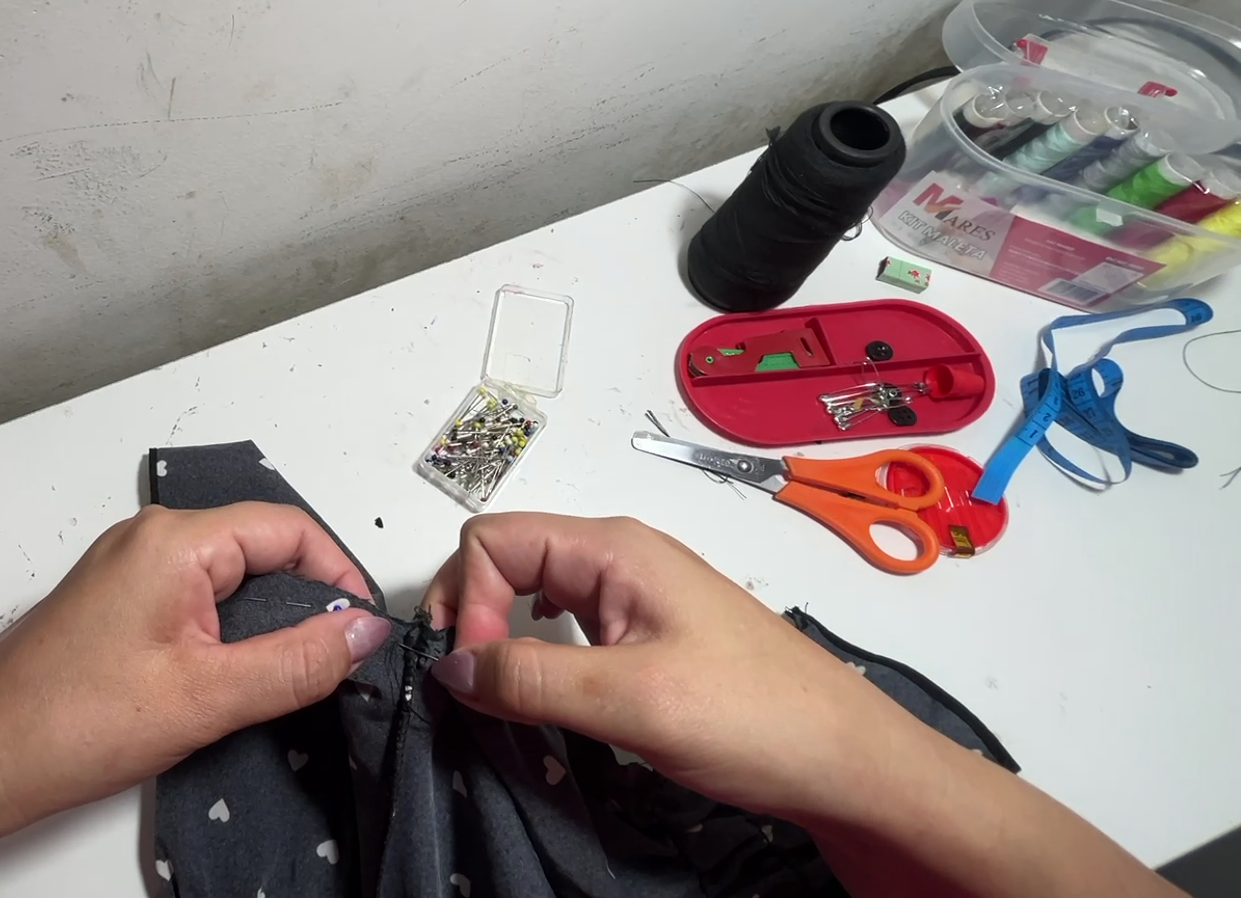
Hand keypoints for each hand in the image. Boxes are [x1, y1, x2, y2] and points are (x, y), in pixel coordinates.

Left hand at [0, 502, 391, 842]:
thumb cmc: (73, 722)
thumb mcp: (205, 696)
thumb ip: (297, 662)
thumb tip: (365, 632)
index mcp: (175, 538)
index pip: (286, 528)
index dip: (335, 573)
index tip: (360, 628)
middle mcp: (152, 535)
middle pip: (259, 546)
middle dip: (304, 597)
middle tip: (330, 659)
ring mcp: (132, 563)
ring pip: (230, 572)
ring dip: (267, 616)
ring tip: (286, 670)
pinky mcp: (121, 594)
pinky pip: (197, 591)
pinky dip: (229, 624)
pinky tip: (234, 668)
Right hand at [420, 512, 923, 822]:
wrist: (860, 766)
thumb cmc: (754, 720)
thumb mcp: (633, 702)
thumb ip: (530, 679)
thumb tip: (448, 668)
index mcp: (609, 546)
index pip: (494, 542)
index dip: (469, 599)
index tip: (475, 673)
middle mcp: (612, 551)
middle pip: (504, 554)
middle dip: (472, 607)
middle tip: (469, 678)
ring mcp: (627, 584)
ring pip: (527, 580)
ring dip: (495, 621)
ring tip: (491, 675)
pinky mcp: (638, 618)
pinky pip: (558, 608)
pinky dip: (527, 633)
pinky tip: (536, 661)